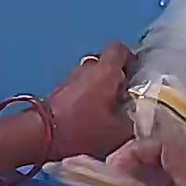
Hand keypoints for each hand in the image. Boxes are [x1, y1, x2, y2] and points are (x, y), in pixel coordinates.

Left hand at [46, 42, 134, 158]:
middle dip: (117, 76)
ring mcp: (71, 78)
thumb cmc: (83, 129)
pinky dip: (88, 95)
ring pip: (92, 75)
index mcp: (105, 71)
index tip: (138, 76)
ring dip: (101, 86)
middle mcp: (87, 67)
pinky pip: (80, 86)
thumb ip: (135, 123)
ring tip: (109, 108)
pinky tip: (92, 115)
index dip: (131, 58)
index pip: (120, 49)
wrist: (40, 135)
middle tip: (126, 96)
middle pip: (106, 62)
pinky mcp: (59, 90)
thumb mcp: (118, 132)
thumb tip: (145, 120)